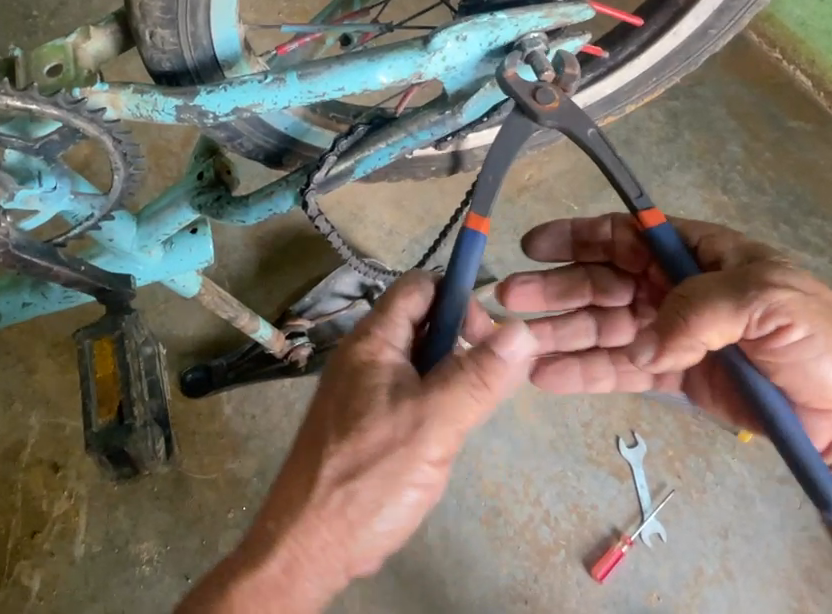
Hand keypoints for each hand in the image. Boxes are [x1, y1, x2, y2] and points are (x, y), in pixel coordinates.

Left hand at [179, 271, 536, 611]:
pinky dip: (434, 403)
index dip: (458, 298)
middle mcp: (364, 355)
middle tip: (485, 384)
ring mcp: (362, 390)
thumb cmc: (369, 476)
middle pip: (422, 322)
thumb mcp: (434, 423)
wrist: (309, 543)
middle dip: (460, 342)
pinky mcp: (365, 422)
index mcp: (373, 340)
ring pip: (419, 361)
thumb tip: (522, 330)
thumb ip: (477, 376)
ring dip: (450, 376)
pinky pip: (408, 393)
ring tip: (465, 416)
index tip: (488, 339)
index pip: (419, 287)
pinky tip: (445, 436)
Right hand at [495, 215, 831, 475]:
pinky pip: (619, 368)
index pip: (627, 235)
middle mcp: (676, 286)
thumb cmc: (823, 340)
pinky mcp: (673, 377)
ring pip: (602, 325)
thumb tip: (644, 341)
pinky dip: (583, 372)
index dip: (578, 236)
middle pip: (602, 280)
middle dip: (555, 286)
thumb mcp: (769, 300)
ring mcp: (671, 333)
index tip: (535, 244)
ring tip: (515, 341)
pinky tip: (547, 376)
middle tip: (509, 295)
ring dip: (559, 330)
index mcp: (699, 253)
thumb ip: (699, 308)